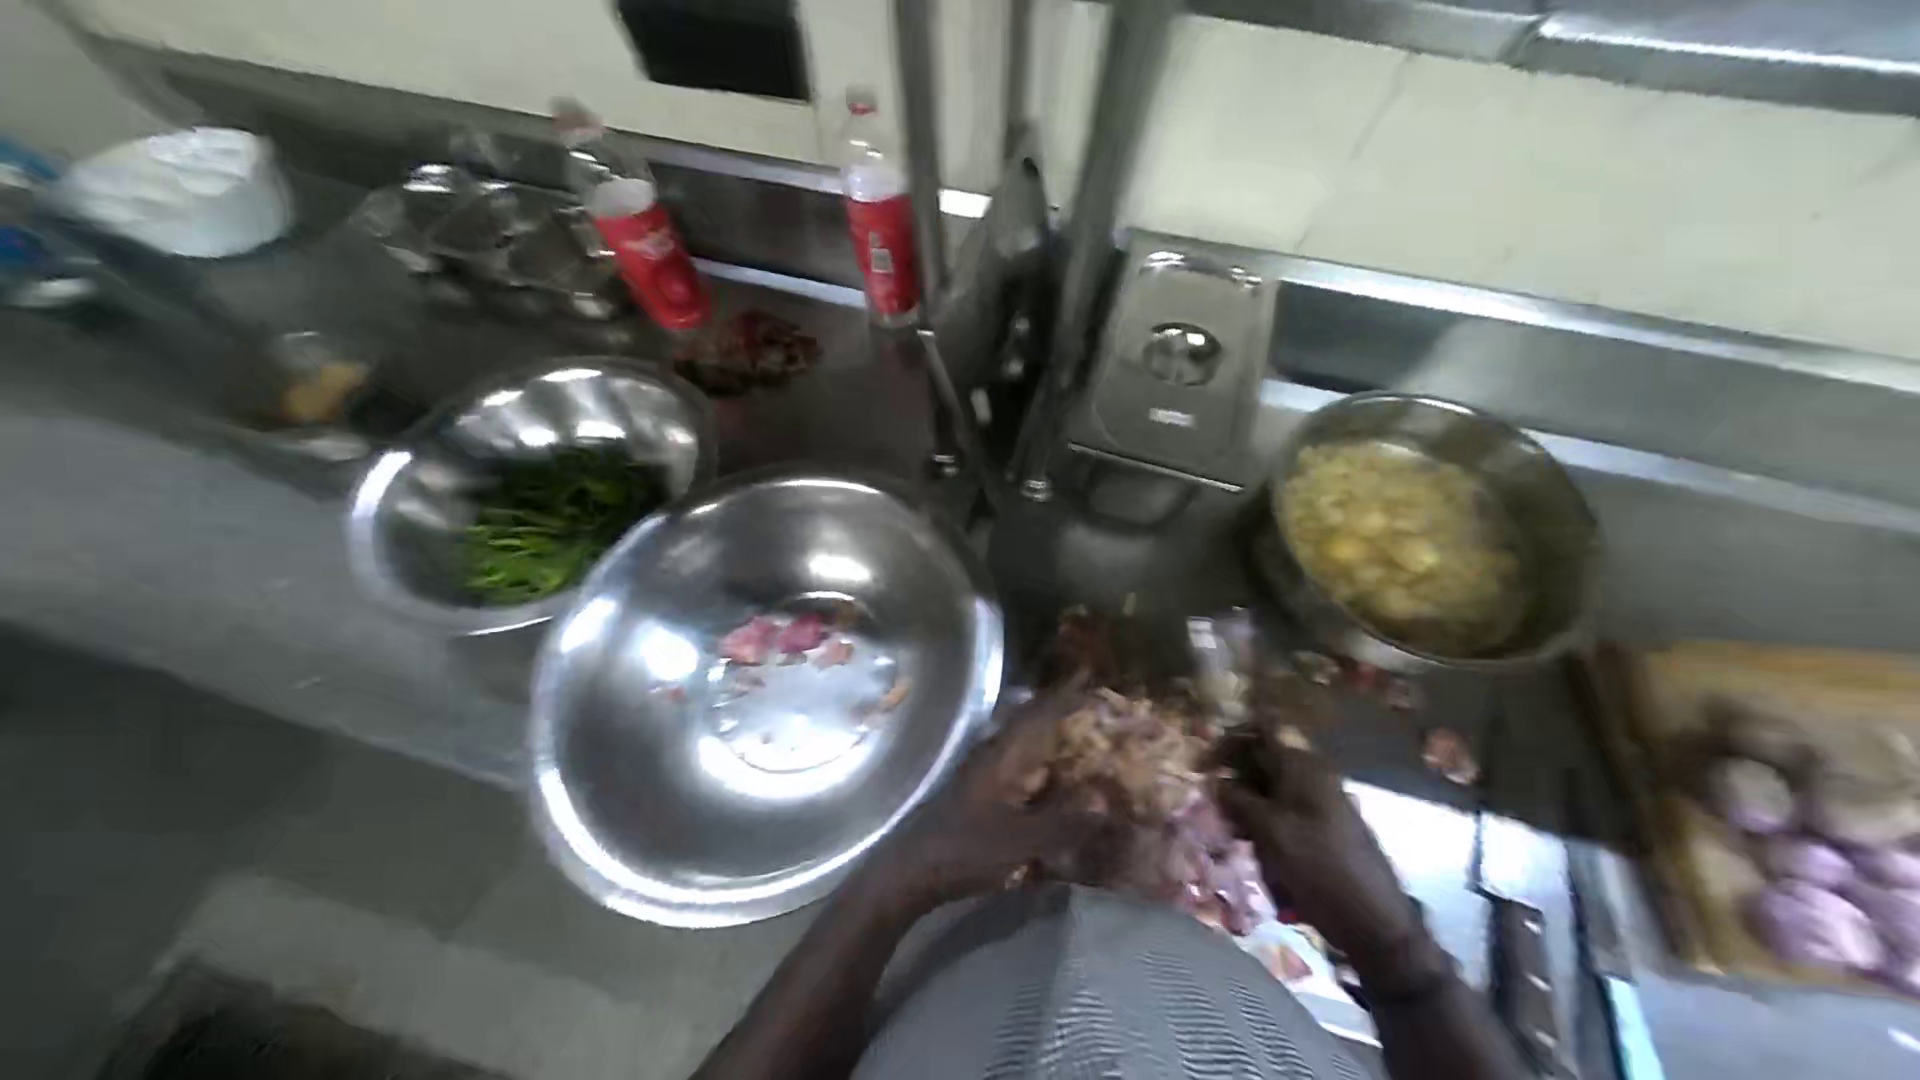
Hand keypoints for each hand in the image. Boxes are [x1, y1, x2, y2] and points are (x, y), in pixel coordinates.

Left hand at [858, 690, 1113, 912]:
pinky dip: (1042, 769)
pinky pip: (1020, 769)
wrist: (915, 870)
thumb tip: (1104, 799)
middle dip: (1063, 716)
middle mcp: (993, 754)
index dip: (1066, 699)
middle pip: (1032, 723)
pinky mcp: (983, 793)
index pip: (1038, 713)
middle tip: (1098, 715)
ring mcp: (985, 773)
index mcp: (1002, 755)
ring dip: (1053, 741)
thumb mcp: (1020, 840)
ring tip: (1087, 744)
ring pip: (1026, 746)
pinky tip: (1058, 783)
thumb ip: (1063, 821)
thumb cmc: (966, 849)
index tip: (1096, 688)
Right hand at [1218, 735, 1440, 988]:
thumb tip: (1216, 780)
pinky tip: (1250, 843)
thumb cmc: (1318, 868)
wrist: (1375, 923)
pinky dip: (1262, 818)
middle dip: (1233, 774)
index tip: (1204, 763)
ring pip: (1270, 785)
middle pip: (1263, 757)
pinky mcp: (1323, 826)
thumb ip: (1238, 799)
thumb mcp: (1269, 831)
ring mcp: (1321, 801)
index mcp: (1303, 766)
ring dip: (1245, 800)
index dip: (1229, 738)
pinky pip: (1284, 808)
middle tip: (1211, 799)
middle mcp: (1313, 774)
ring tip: (1229, 827)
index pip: (1262, 729)